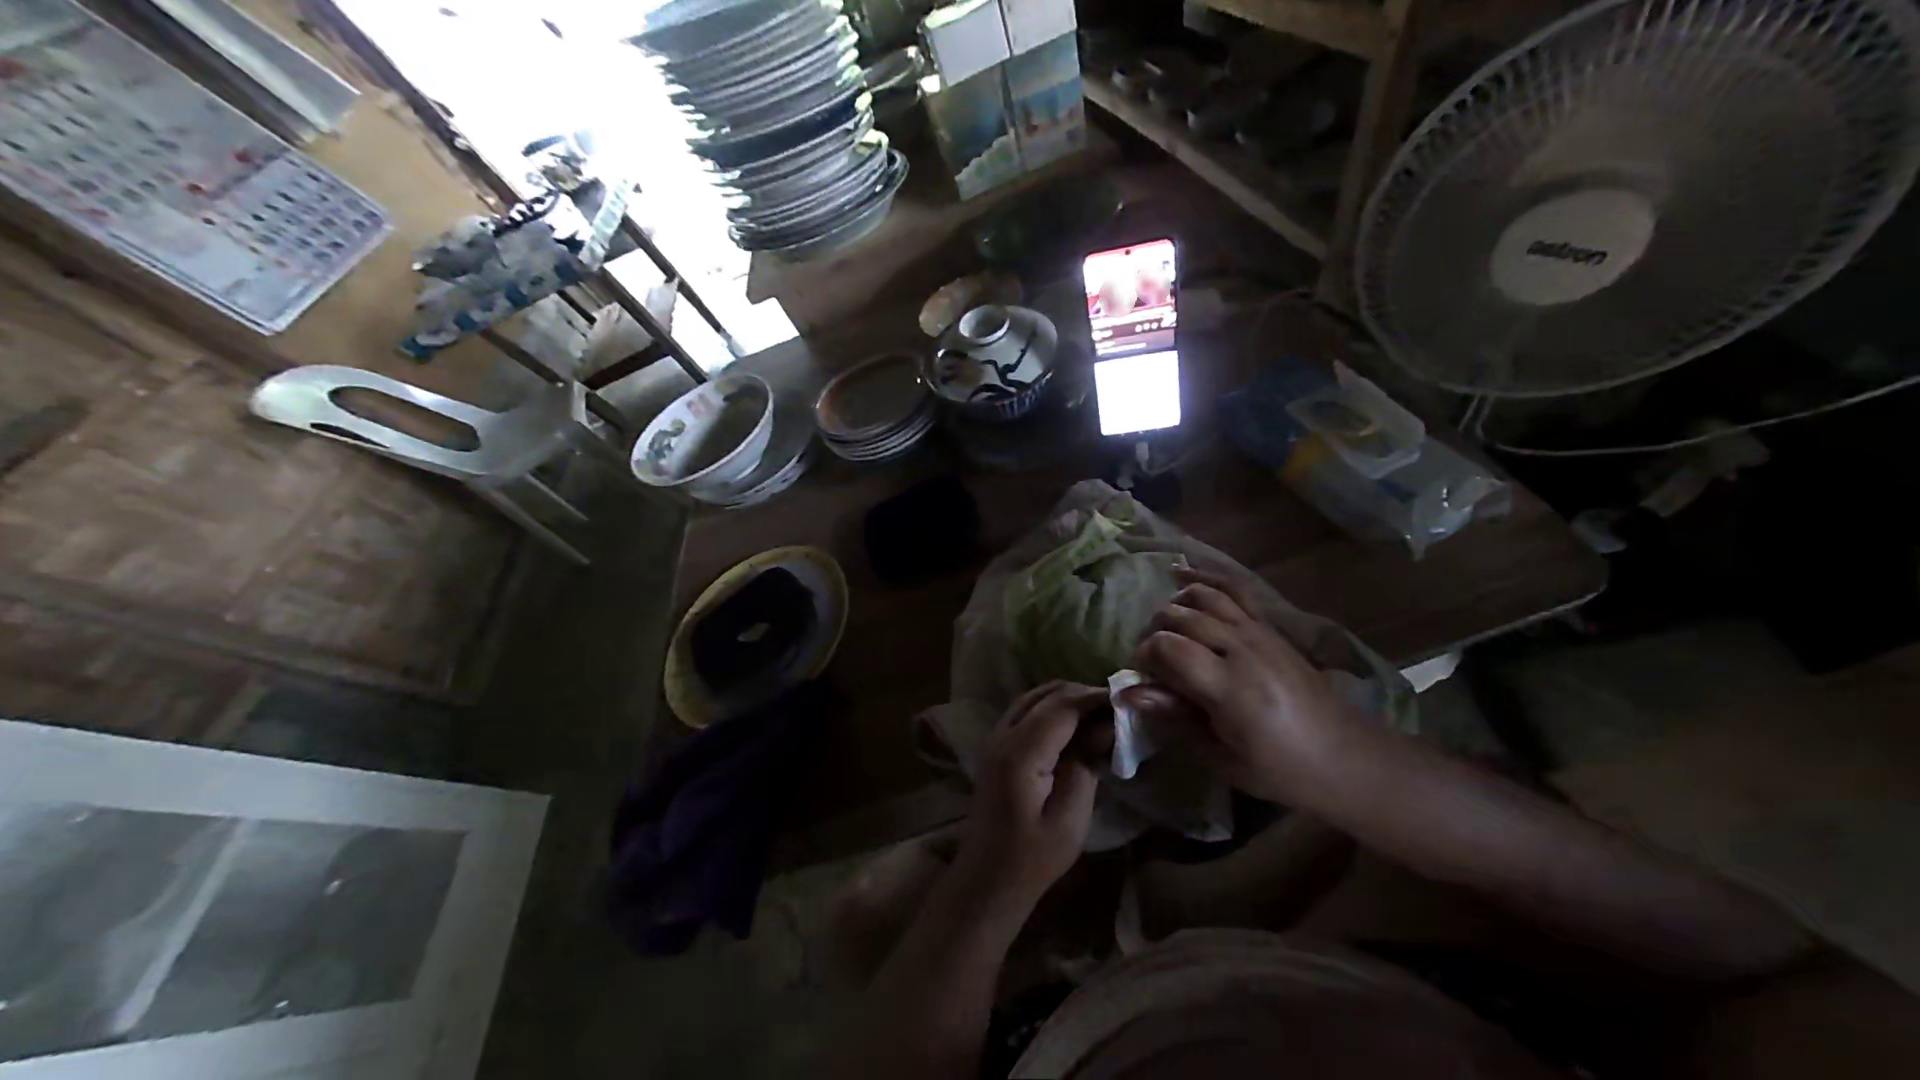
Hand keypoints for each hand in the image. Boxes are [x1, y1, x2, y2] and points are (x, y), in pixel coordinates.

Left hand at [952, 681, 1104, 911]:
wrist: (988, 877)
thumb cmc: (1033, 857)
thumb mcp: (1070, 818)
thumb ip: (1086, 765)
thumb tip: (1107, 725)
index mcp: (1020, 753)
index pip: (1062, 706)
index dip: (1095, 698)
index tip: (1128, 702)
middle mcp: (1002, 735)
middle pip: (1046, 695)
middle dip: (1083, 694)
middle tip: (1118, 709)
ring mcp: (995, 738)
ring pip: (1034, 698)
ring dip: (1067, 699)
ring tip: (1101, 715)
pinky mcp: (996, 746)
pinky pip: (1025, 712)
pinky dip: (1052, 709)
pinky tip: (1075, 727)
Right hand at [1121, 568, 1355, 804]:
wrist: (1345, 757)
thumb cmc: (1279, 768)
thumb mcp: (1220, 755)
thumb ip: (1174, 717)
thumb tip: (1129, 693)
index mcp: (1230, 687)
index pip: (1169, 648)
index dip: (1144, 656)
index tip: (1140, 678)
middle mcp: (1243, 649)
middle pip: (1181, 618)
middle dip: (1155, 633)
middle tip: (1153, 661)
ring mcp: (1259, 632)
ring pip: (1204, 597)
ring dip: (1175, 607)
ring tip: (1163, 627)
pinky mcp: (1271, 627)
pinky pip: (1234, 590)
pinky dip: (1205, 580)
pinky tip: (1181, 577)